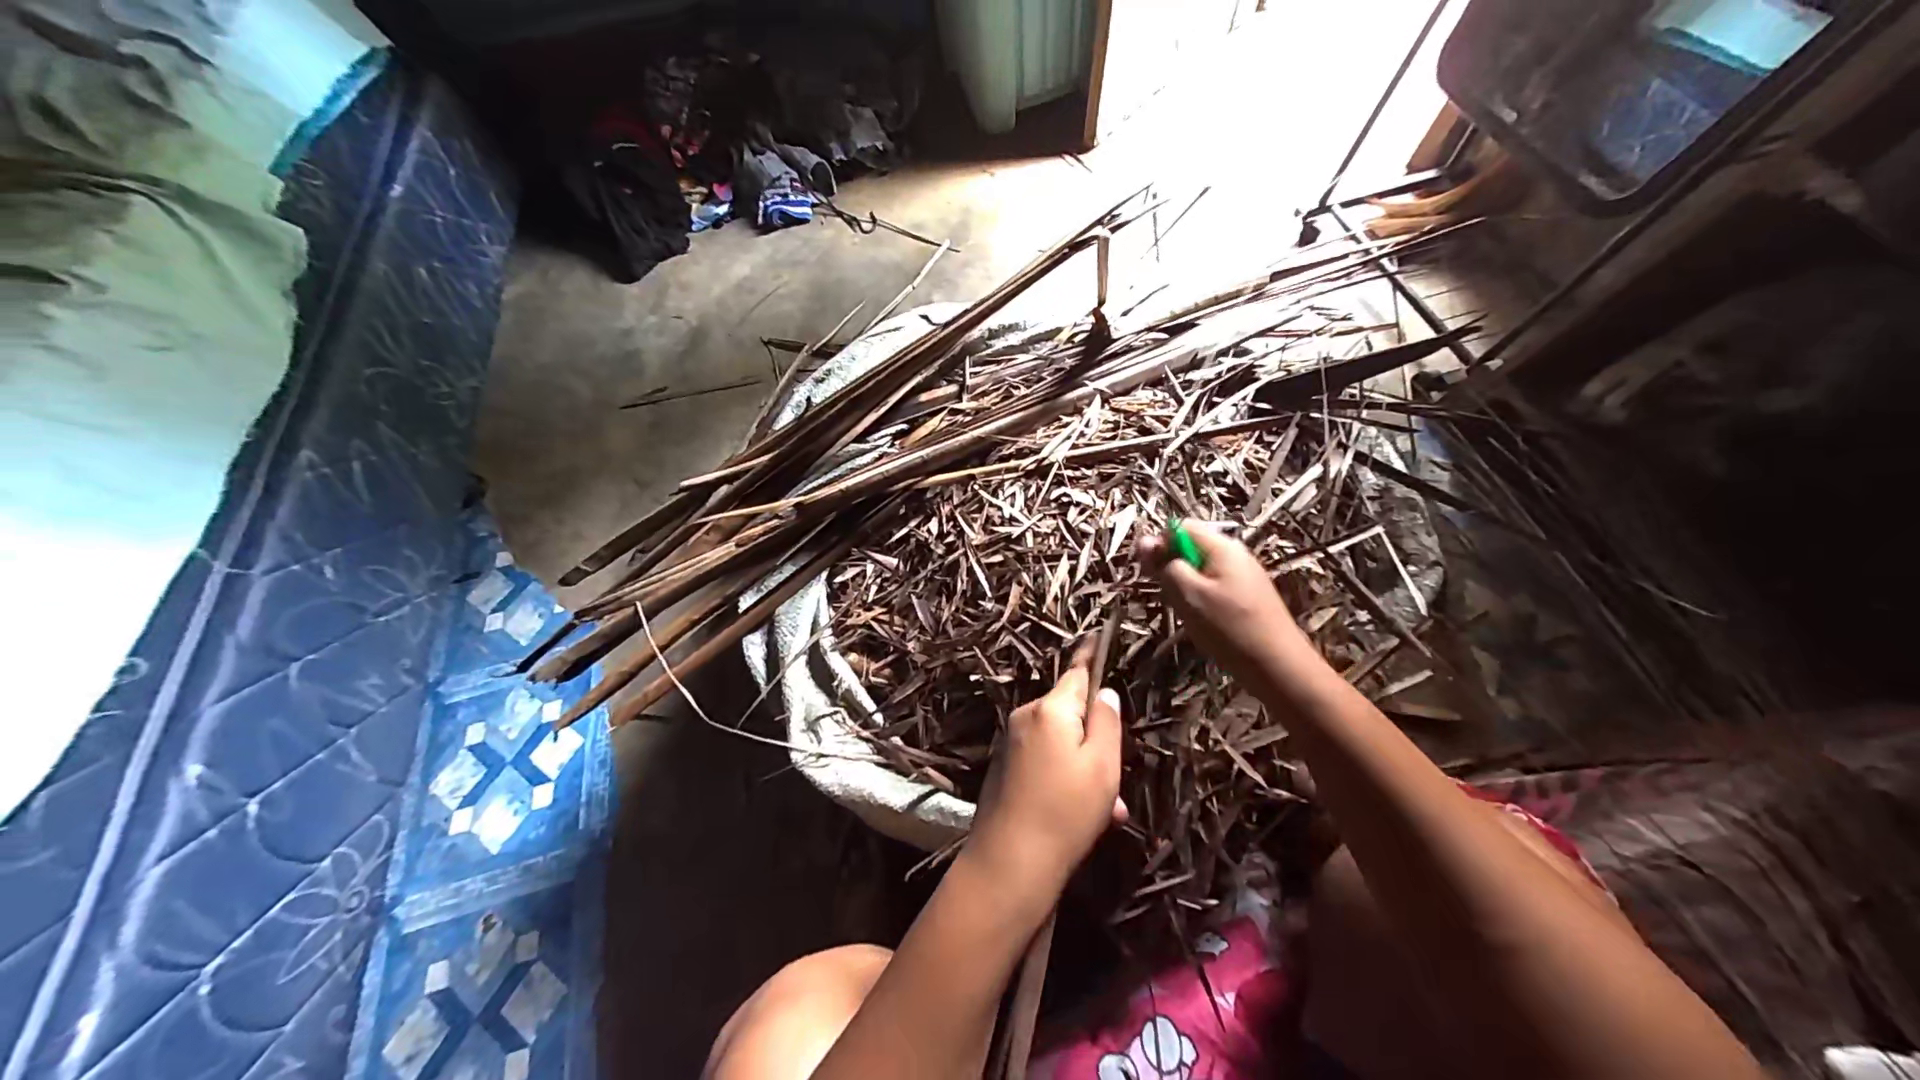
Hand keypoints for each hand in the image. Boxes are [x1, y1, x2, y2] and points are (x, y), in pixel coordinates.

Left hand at [969, 650, 1126, 891]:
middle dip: (1096, 736)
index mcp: (1050, 709)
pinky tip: (1081, 814)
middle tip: (1118, 777)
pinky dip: (1065, 777)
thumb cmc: (1066, 810)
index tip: (1098, 636)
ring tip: (1106, 809)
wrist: (1010, 861)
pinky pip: (1044, 760)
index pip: (1077, 672)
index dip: (1092, 657)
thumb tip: (1104, 692)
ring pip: (1060, 742)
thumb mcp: (1102, 766)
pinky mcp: (1005, 767)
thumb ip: (1107, 723)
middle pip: (1070, 712)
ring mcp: (1011, 743)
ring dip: (1085, 766)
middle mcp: (1025, 717)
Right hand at [1137, 520, 1310, 700]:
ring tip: (1188, 613)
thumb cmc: (1229, 628)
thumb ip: (1165, 565)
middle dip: (1173, 568)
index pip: (1181, 527)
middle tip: (1171, 597)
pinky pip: (1214, 587)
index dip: (1160, 544)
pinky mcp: (1248, 597)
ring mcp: (1245, 576)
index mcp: (1223, 546)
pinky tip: (1206, 622)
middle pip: (1191, 547)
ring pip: (1201, 570)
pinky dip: (1202, 601)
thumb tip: (1145, 542)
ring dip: (1185, 588)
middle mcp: (1236, 554)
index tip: (1151, 572)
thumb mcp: (1187, 595)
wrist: (1278, 668)